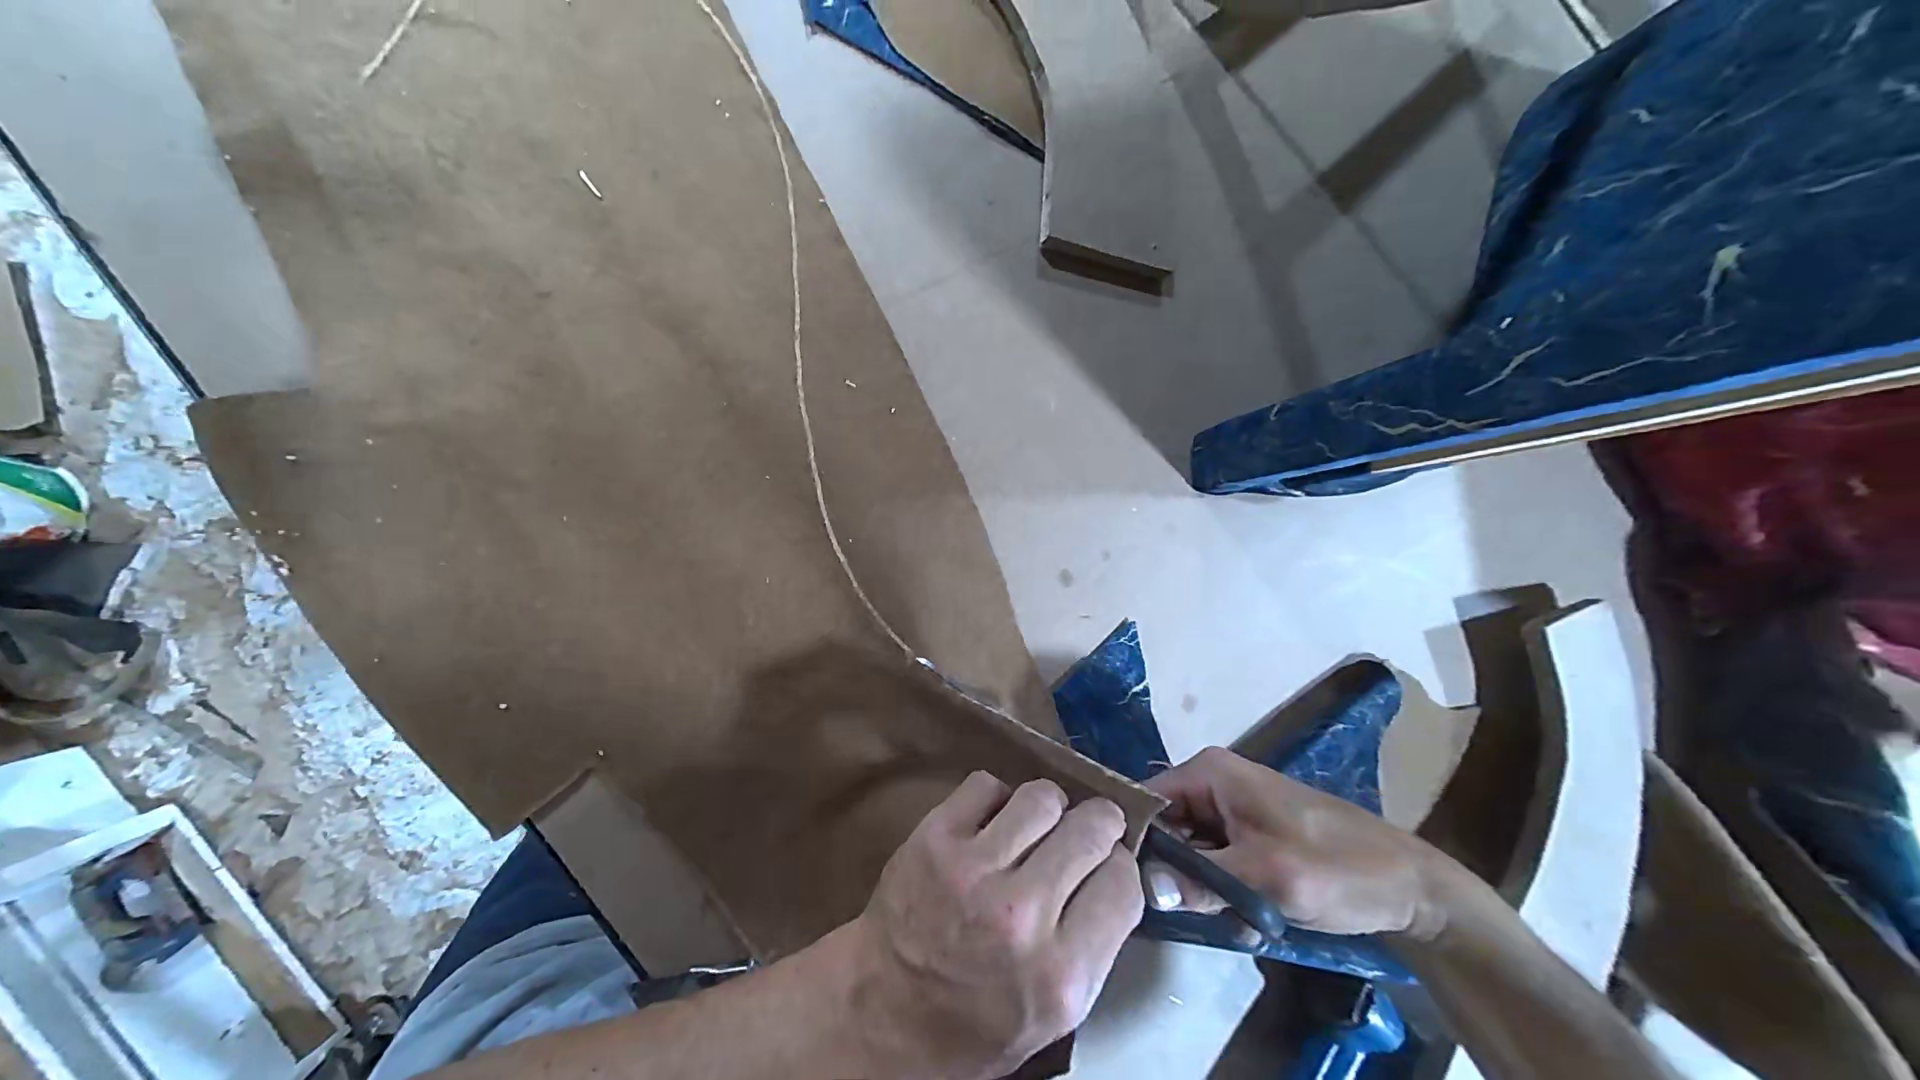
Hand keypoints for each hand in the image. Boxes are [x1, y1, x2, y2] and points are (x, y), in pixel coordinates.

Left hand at [847, 772, 1143, 1079]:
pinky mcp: (934, 839)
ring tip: (1037, 824)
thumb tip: (1116, 866)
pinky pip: (988, 785)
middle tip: (1084, 829)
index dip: (1120, 865)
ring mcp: (973, 871)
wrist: (885, 1011)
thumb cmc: (976, 1020)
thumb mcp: (1056, 1011)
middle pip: (1091, 829)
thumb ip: (1094, 942)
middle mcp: (1021, 916)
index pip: (1123, 881)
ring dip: (1049, 806)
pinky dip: (997, 798)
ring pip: (1042, 797)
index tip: (1107, 863)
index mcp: (1061, 973)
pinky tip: (992, 823)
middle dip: (1097, 823)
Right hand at [1143, 747, 1443, 938]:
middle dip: (1179, 872)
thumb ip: (1202, 880)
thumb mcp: (1266, 878)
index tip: (1130, 885)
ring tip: (1238, 918)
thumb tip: (1144, 885)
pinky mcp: (1250, 828)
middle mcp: (1214, 779)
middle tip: (1197, 912)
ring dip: (1206, 887)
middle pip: (1166, 825)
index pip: (1146, 799)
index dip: (1134, 840)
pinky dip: (1227, 888)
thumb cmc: (1338, 869)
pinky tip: (1254, 916)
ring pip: (1191, 847)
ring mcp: (1233, 804)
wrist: (1411, 887)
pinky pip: (1216, 855)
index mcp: (1210, 772)